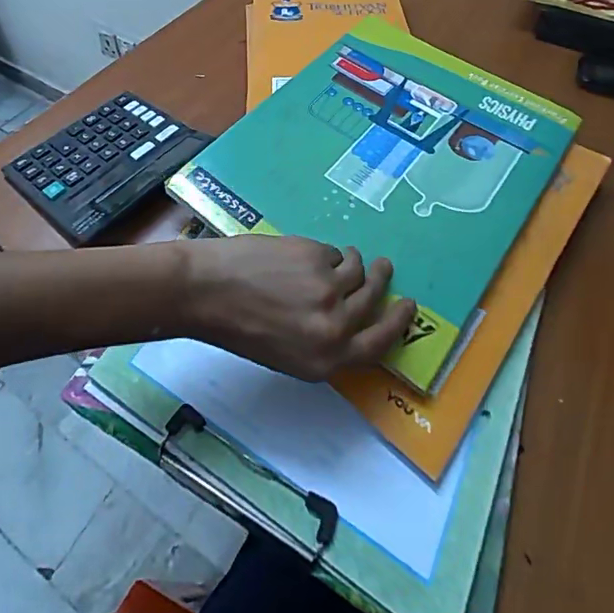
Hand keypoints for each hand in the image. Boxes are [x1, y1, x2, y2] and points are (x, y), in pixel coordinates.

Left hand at [178, 235, 417, 380]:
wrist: (205, 290)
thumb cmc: (235, 326)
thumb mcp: (283, 353)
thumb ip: (320, 343)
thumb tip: (346, 320)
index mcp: (326, 360)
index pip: (379, 345)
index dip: (397, 324)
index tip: (408, 306)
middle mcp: (335, 328)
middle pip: (374, 301)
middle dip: (383, 282)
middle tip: (385, 268)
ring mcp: (328, 289)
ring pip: (358, 270)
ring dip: (358, 262)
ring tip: (350, 256)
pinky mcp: (315, 257)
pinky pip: (332, 253)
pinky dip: (326, 253)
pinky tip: (306, 253)